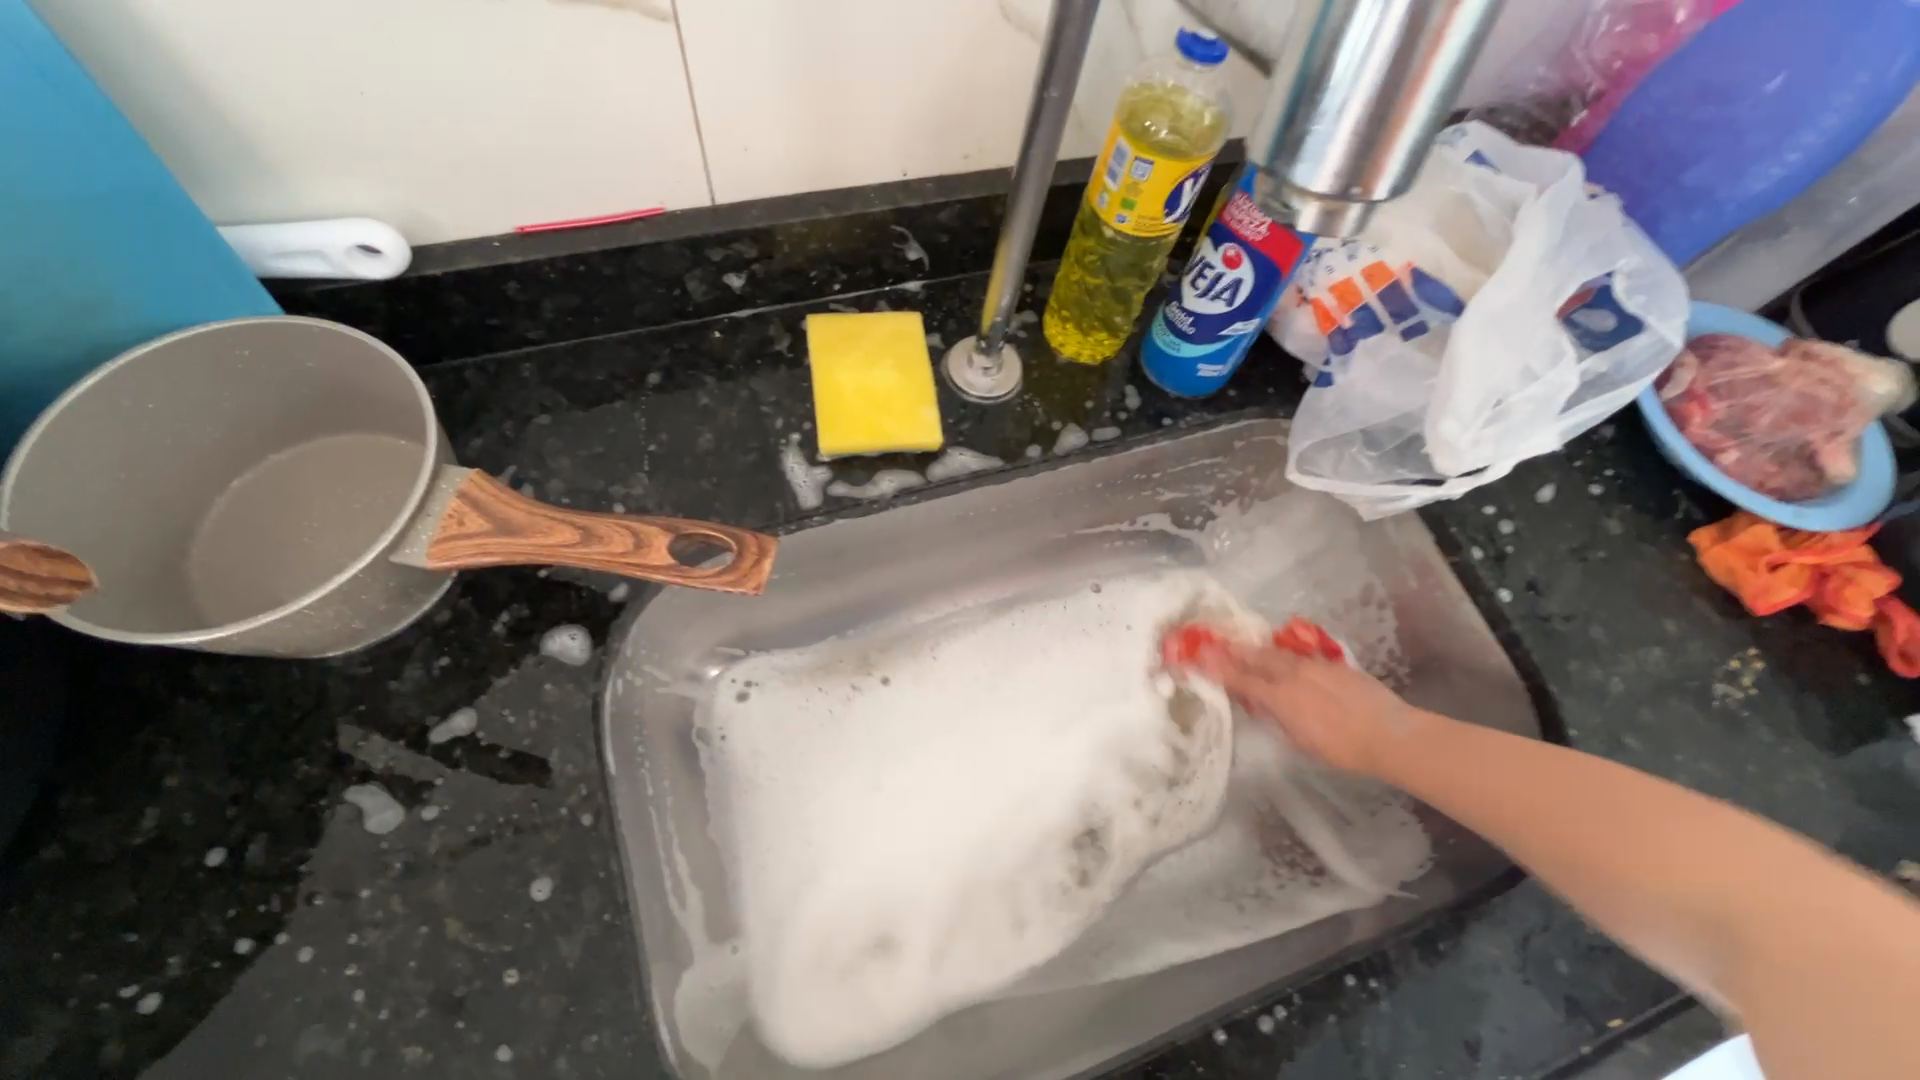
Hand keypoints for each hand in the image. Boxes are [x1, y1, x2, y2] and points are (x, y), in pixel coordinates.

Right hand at [1187, 642, 1416, 776]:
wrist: (1389, 734)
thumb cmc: (1343, 749)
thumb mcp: (1301, 742)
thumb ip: (1279, 719)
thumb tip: (1264, 706)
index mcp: (1280, 698)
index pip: (1241, 680)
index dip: (1218, 669)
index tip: (1199, 658)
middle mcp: (1293, 675)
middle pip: (1256, 657)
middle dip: (1233, 651)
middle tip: (1213, 643)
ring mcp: (1315, 666)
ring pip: (1279, 653)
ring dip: (1258, 649)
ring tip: (1244, 645)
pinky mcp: (1334, 664)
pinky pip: (1302, 656)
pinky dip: (1286, 656)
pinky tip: (1286, 658)